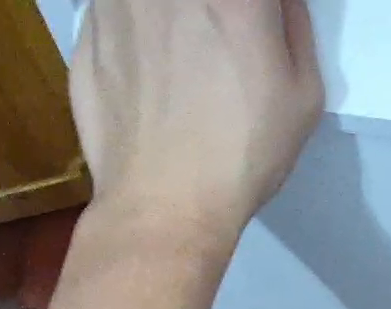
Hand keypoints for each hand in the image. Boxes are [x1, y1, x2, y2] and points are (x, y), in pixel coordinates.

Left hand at [71, 0, 324, 243]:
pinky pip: (119, 10)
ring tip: (182, 64)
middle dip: (214, 17)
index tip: (259, 33)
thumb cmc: (241, 158)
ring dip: (171, 24)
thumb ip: (294, 27)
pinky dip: (136, 31)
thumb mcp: (303, 98)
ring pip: (154, 4)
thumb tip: (278, 2)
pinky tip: (150, 74)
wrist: (162, 207)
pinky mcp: (86, 24)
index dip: (257, 14)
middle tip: (219, 54)